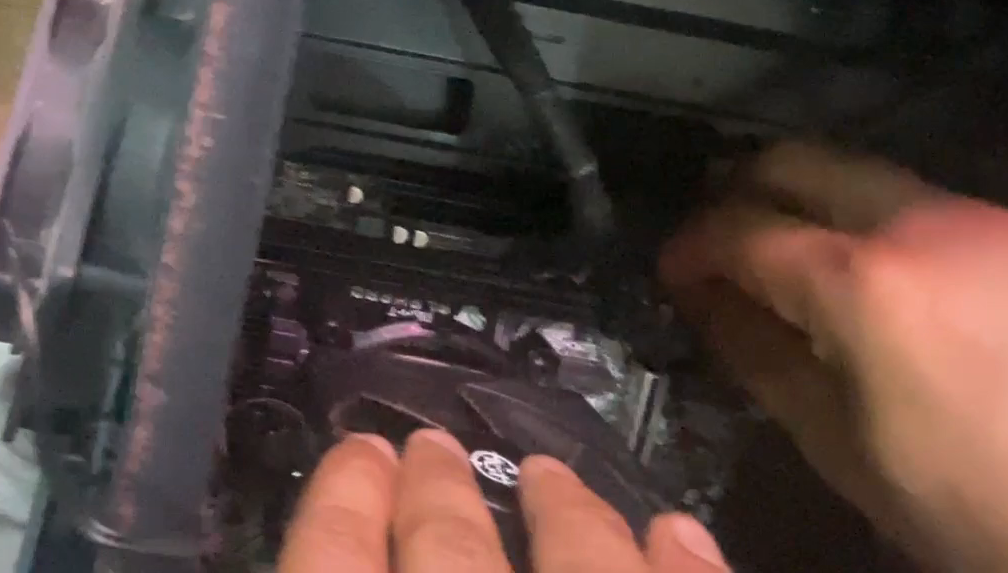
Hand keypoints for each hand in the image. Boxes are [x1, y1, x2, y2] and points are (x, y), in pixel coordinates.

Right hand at [278, 428, 729, 571]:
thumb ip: (336, 572)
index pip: (325, 570)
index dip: (332, 508)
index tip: (352, 455)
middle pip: (447, 560)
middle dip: (436, 499)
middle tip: (430, 447)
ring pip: (577, 570)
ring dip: (564, 520)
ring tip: (553, 475)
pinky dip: (682, 572)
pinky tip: (676, 533)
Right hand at [660, 142, 1007, 572]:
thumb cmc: (996, 519)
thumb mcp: (845, 450)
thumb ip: (755, 355)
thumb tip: (702, 299)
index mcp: (866, 282)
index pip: (738, 230)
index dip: (688, 248)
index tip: (670, 273)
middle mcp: (925, 223)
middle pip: (792, 162)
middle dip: (734, 193)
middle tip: (714, 244)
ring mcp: (993, 220)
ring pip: (854, 173)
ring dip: (801, 203)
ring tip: (786, 259)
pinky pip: (918, 202)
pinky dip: (865, 220)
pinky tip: (871, 276)